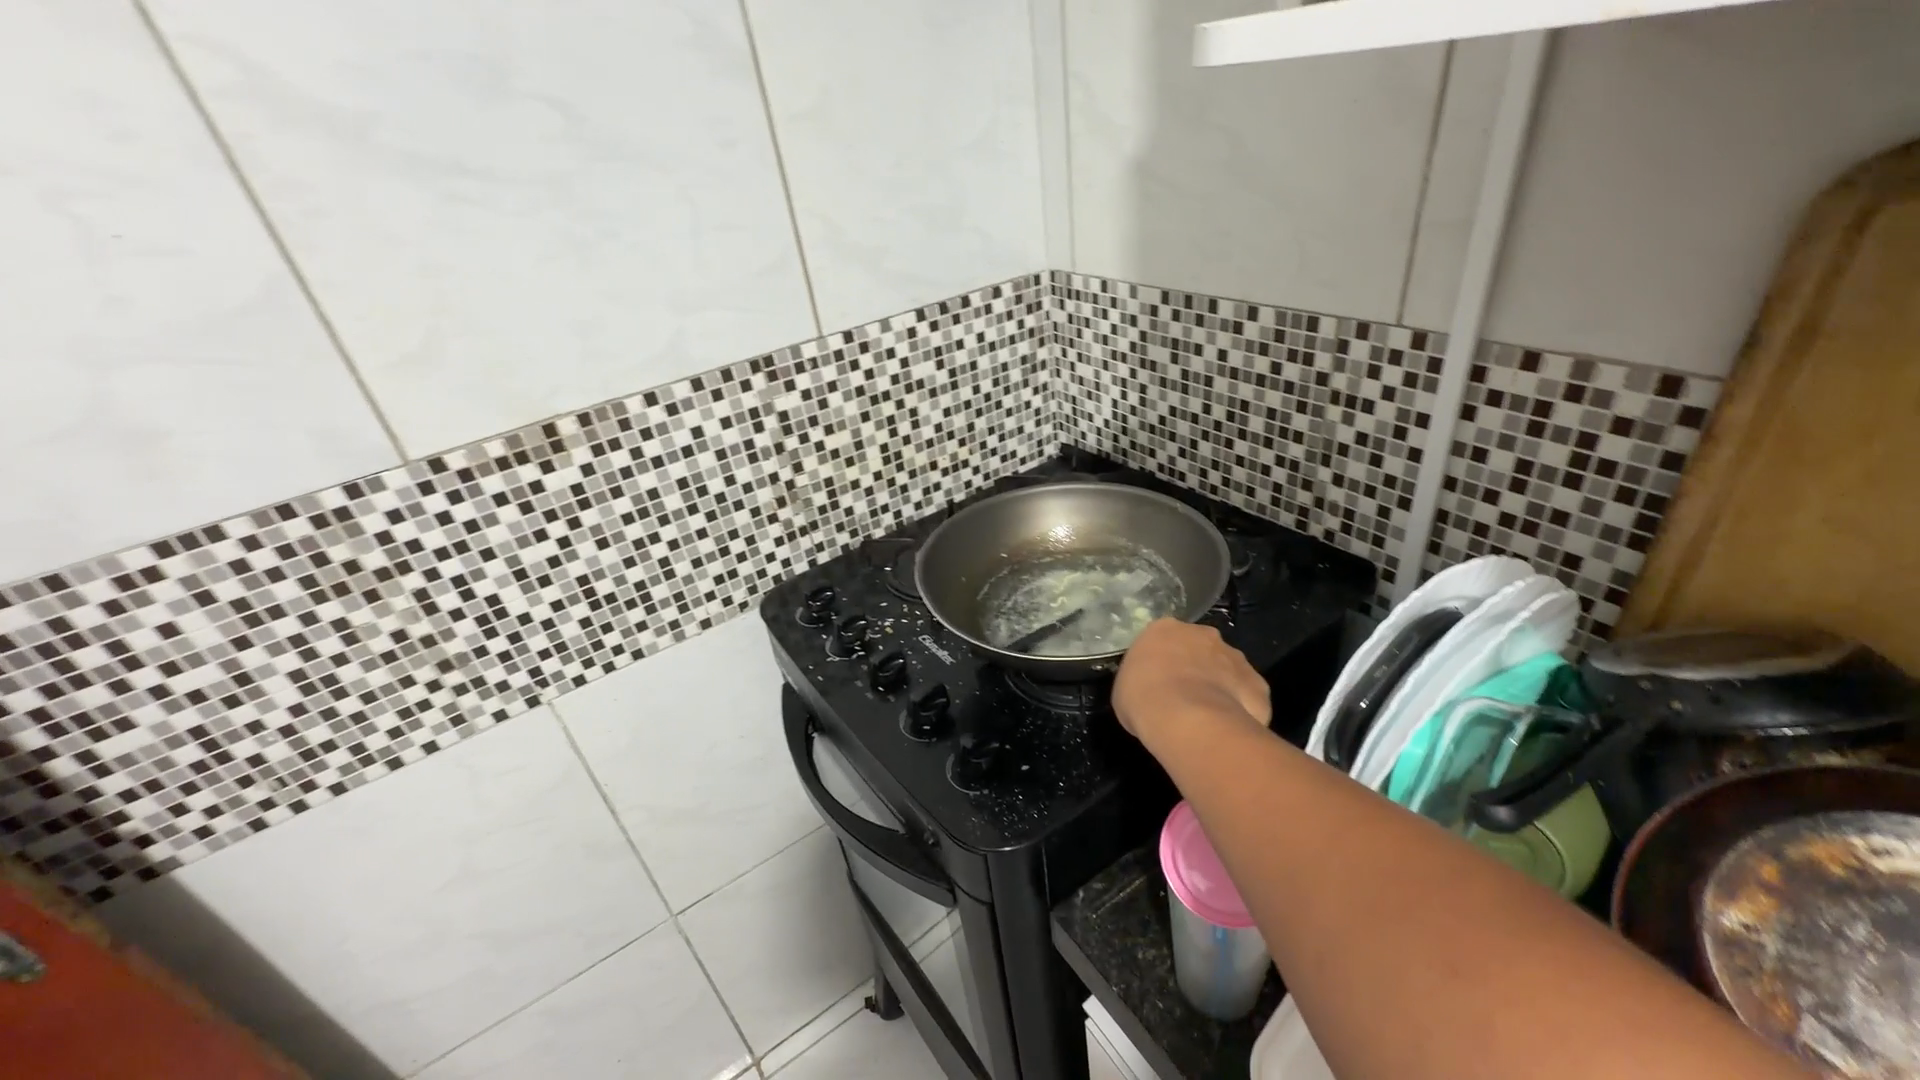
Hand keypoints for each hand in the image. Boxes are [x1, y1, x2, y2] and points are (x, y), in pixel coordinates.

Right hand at [1113, 618, 1271, 745]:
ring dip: (1219, 686)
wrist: (1187, 719)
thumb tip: (1154, 691)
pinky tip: (1227, 727)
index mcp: (1164, 629)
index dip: (1163, 660)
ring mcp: (1234, 656)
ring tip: (1206, 717)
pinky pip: (1247, 694)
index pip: (1164, 638)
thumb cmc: (1143, 699)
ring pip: (1227, 669)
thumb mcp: (1125, 690)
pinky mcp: (1257, 683)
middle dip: (1196, 668)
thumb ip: (1142, 681)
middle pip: (1200, 648)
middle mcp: (1203, 634)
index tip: (1158, 681)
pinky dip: (1240, 708)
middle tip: (1183, 697)